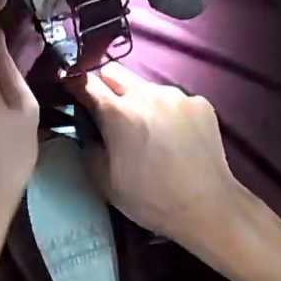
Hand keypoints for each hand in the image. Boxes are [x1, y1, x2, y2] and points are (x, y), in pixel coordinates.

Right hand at [69, 61, 252, 260]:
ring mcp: (177, 96)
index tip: (74, 92)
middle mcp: (147, 95)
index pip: (86, 82)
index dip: (76, 86)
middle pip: (115, 72)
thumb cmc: (152, 199)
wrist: (207, 207)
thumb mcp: (105, 182)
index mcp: (118, 113)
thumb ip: (89, 149)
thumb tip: (87, 131)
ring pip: (147, 87)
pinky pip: (175, 99)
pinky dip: (168, 112)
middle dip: (106, 86)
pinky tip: (176, 137)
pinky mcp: (200, 102)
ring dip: (141, 101)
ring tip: (150, 131)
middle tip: (110, 113)